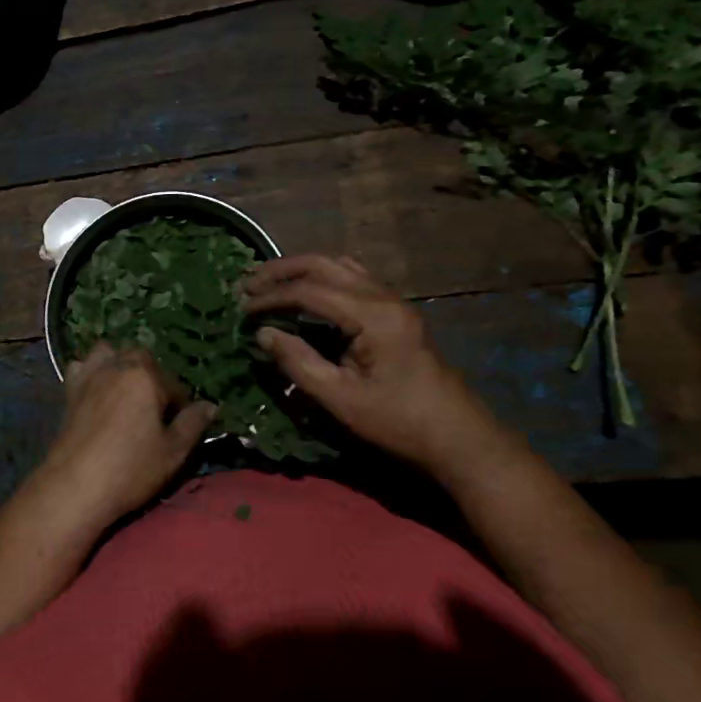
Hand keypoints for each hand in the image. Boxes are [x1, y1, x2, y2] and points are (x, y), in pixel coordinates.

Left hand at [25, 344, 215, 534]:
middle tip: (156, 410)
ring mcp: (89, 375)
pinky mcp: (69, 389)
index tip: (180, 426)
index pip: (174, 383)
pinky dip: (90, 371)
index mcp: (144, 375)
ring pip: (108, 353)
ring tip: (127, 392)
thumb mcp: (173, 451)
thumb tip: (210, 405)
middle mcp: (115, 366)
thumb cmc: (130, 468)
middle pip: (141, 359)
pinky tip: (97, 391)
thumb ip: (192, 423)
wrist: (75, 484)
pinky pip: (82, 366)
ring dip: (120, 364)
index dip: (181, 405)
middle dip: (153, 378)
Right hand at [242, 255, 506, 475]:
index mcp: (372, 316)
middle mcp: (383, 297)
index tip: (242, 310)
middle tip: (247, 285)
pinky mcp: (394, 311)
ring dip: (300, 270)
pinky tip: (303, 293)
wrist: (458, 437)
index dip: (271, 297)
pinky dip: (320, 277)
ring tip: (268, 284)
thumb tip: (262, 333)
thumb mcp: (339, 398)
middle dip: (280, 271)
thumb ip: (297, 362)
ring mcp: (392, 301)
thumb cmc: (397, 421)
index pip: (309, 291)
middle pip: (323, 264)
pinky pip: (351, 277)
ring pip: (338, 265)